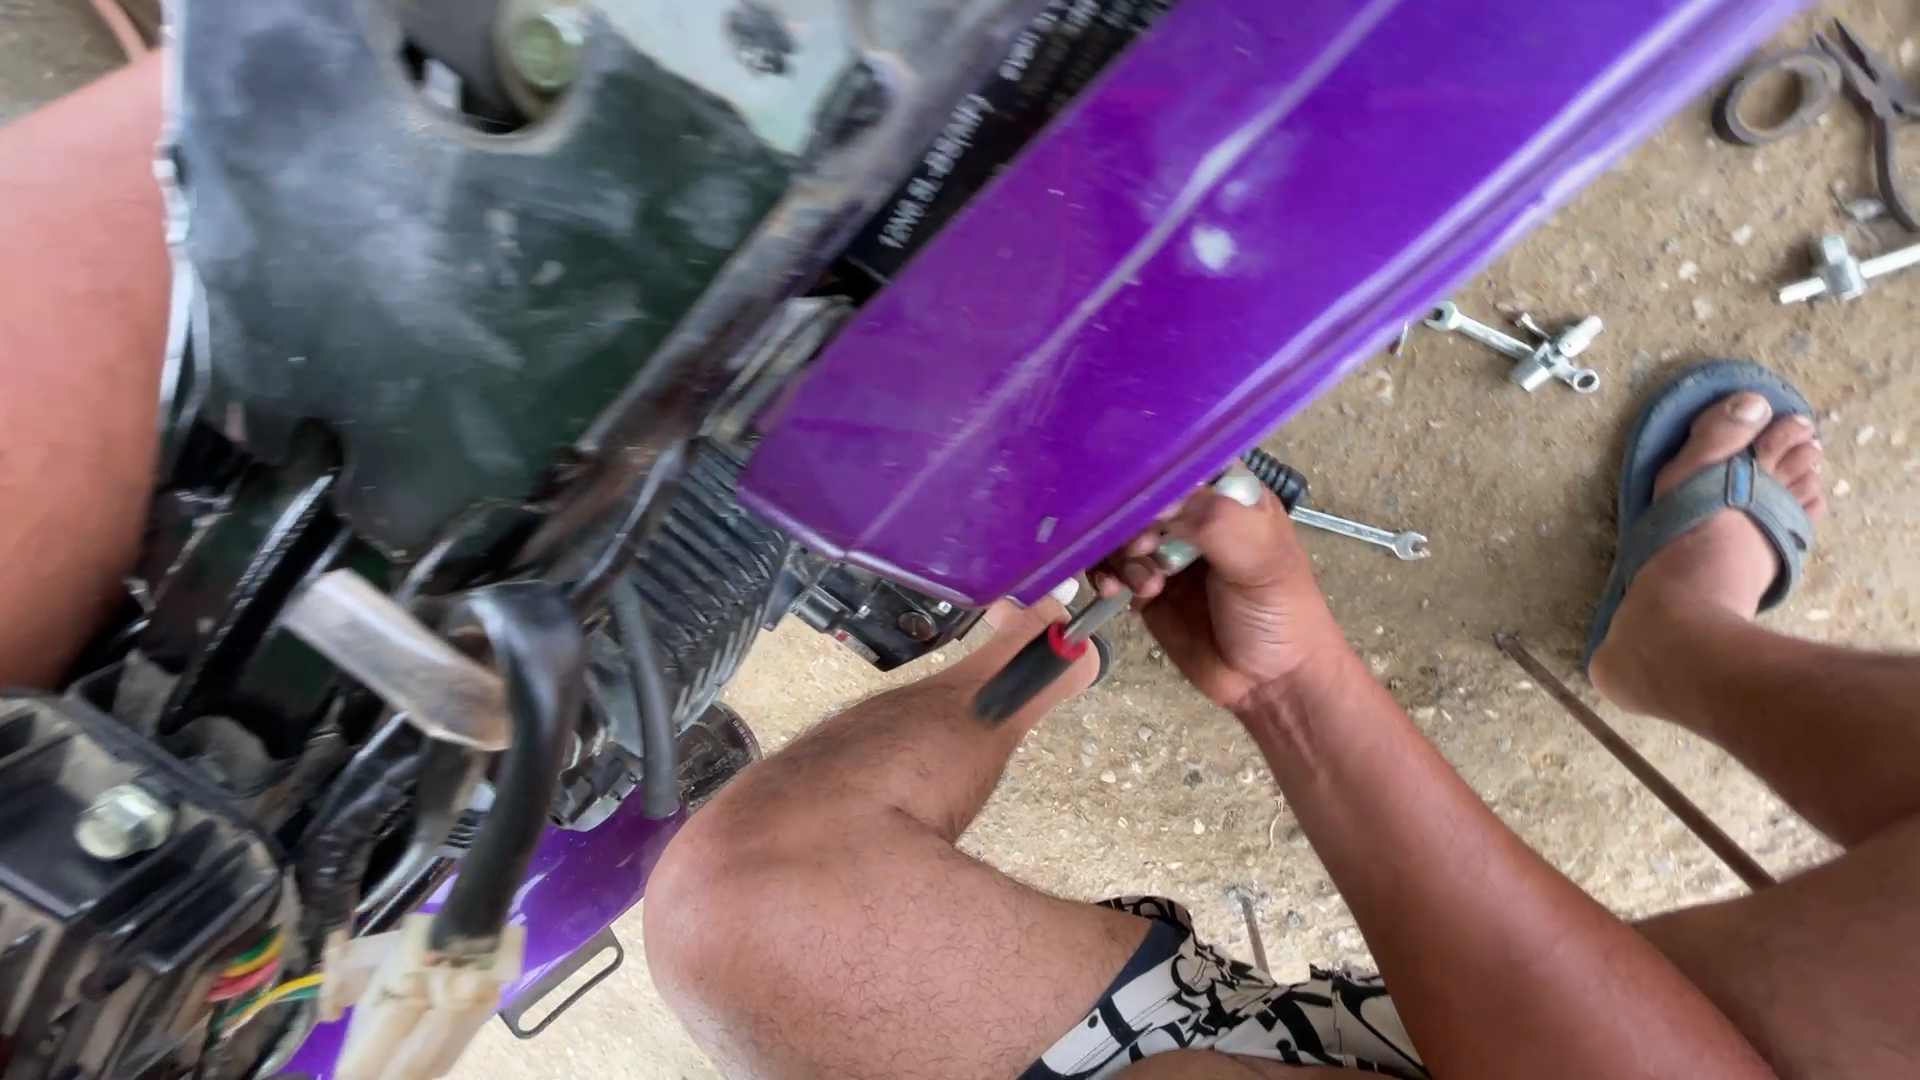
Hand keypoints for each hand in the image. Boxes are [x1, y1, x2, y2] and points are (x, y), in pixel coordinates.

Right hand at [1096, 488, 1347, 712]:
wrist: (1269, 684)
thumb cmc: (1280, 613)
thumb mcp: (1260, 560)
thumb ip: (1214, 522)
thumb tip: (1156, 502)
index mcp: (1230, 496)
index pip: (1184, 461)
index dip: (1157, 471)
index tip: (1144, 495)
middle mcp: (1194, 517)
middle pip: (1141, 496)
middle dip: (1133, 520)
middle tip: (1145, 548)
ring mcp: (1166, 552)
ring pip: (1119, 531)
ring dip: (1120, 554)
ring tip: (1147, 585)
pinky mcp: (1143, 585)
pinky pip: (1108, 568)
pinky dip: (1103, 575)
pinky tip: (1113, 592)